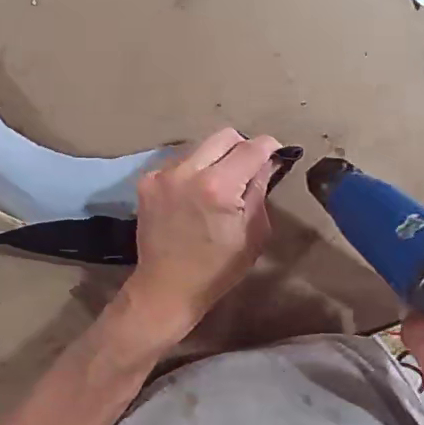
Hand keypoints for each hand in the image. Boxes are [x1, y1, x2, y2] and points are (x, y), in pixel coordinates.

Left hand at [123, 128, 282, 333]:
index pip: (252, 148)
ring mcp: (163, 174)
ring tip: (218, 186)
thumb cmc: (217, 269)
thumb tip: (268, 162)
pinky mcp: (147, 181)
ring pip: (200, 146)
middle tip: (248, 170)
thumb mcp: (253, 233)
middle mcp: (187, 171)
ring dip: (215, 159)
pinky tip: (194, 195)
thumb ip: (259, 190)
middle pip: (225, 136)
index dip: (270, 148)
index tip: (276, 155)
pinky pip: (179, 162)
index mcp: (218, 186)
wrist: (166, 287)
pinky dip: (193, 171)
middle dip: (242, 148)